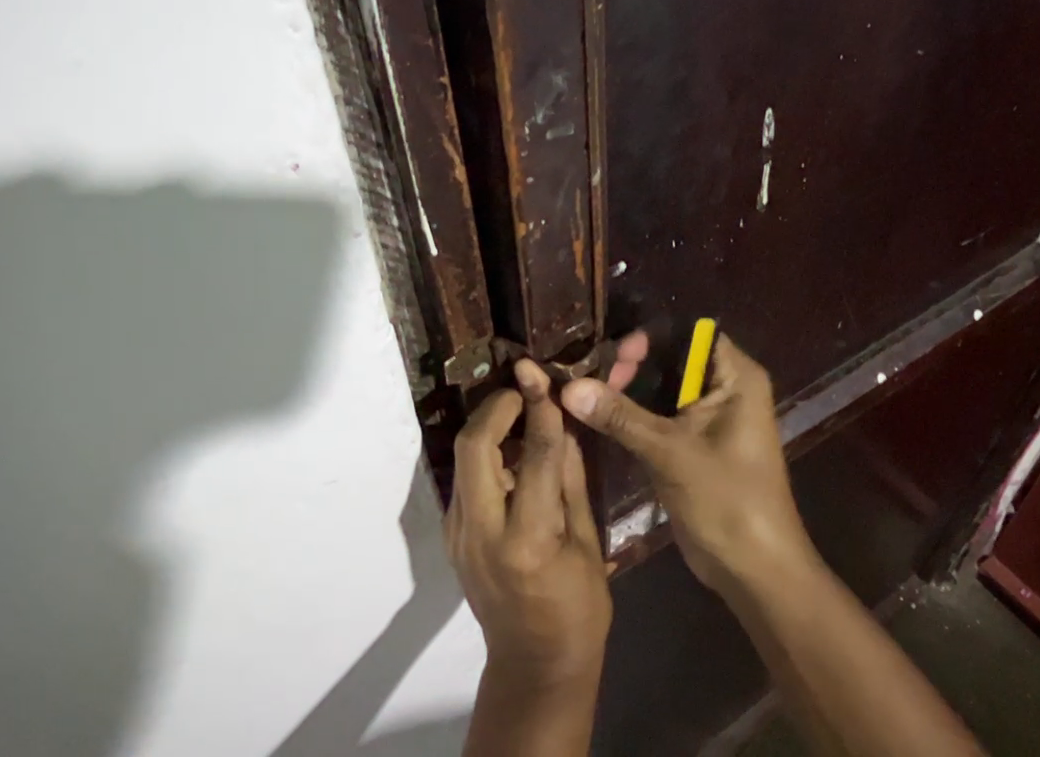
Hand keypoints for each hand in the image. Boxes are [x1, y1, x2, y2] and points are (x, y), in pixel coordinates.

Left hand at [446, 359, 610, 688]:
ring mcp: (458, 535)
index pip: (531, 456)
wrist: (533, 665)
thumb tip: (563, 422)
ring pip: (462, 458)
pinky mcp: (452, 537)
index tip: (539, 373)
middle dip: (496, 407)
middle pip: (473, 446)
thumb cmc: (578, 610)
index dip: (538, 408)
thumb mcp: (587, 543)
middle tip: (524, 389)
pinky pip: (465, 478)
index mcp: (528, 539)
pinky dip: (484, 454)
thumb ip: (570, 479)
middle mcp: (482, 532)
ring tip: (520, 411)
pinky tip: (510, 451)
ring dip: (487, 426)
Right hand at [561, 334, 814, 594]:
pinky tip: (596, 416)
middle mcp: (724, 389)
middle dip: (631, 365)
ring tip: (583, 394)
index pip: (690, 334)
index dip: (651, 338)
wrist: (753, 569)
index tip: (614, 357)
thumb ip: (620, 416)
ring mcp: (707, 418)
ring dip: (626, 390)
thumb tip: (568, 386)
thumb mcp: (670, 452)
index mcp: (736, 378)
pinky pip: (658, 416)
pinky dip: (631, 415)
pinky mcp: (691, 445)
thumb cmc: (728, 500)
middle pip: (671, 358)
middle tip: (591, 380)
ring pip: (660, 387)